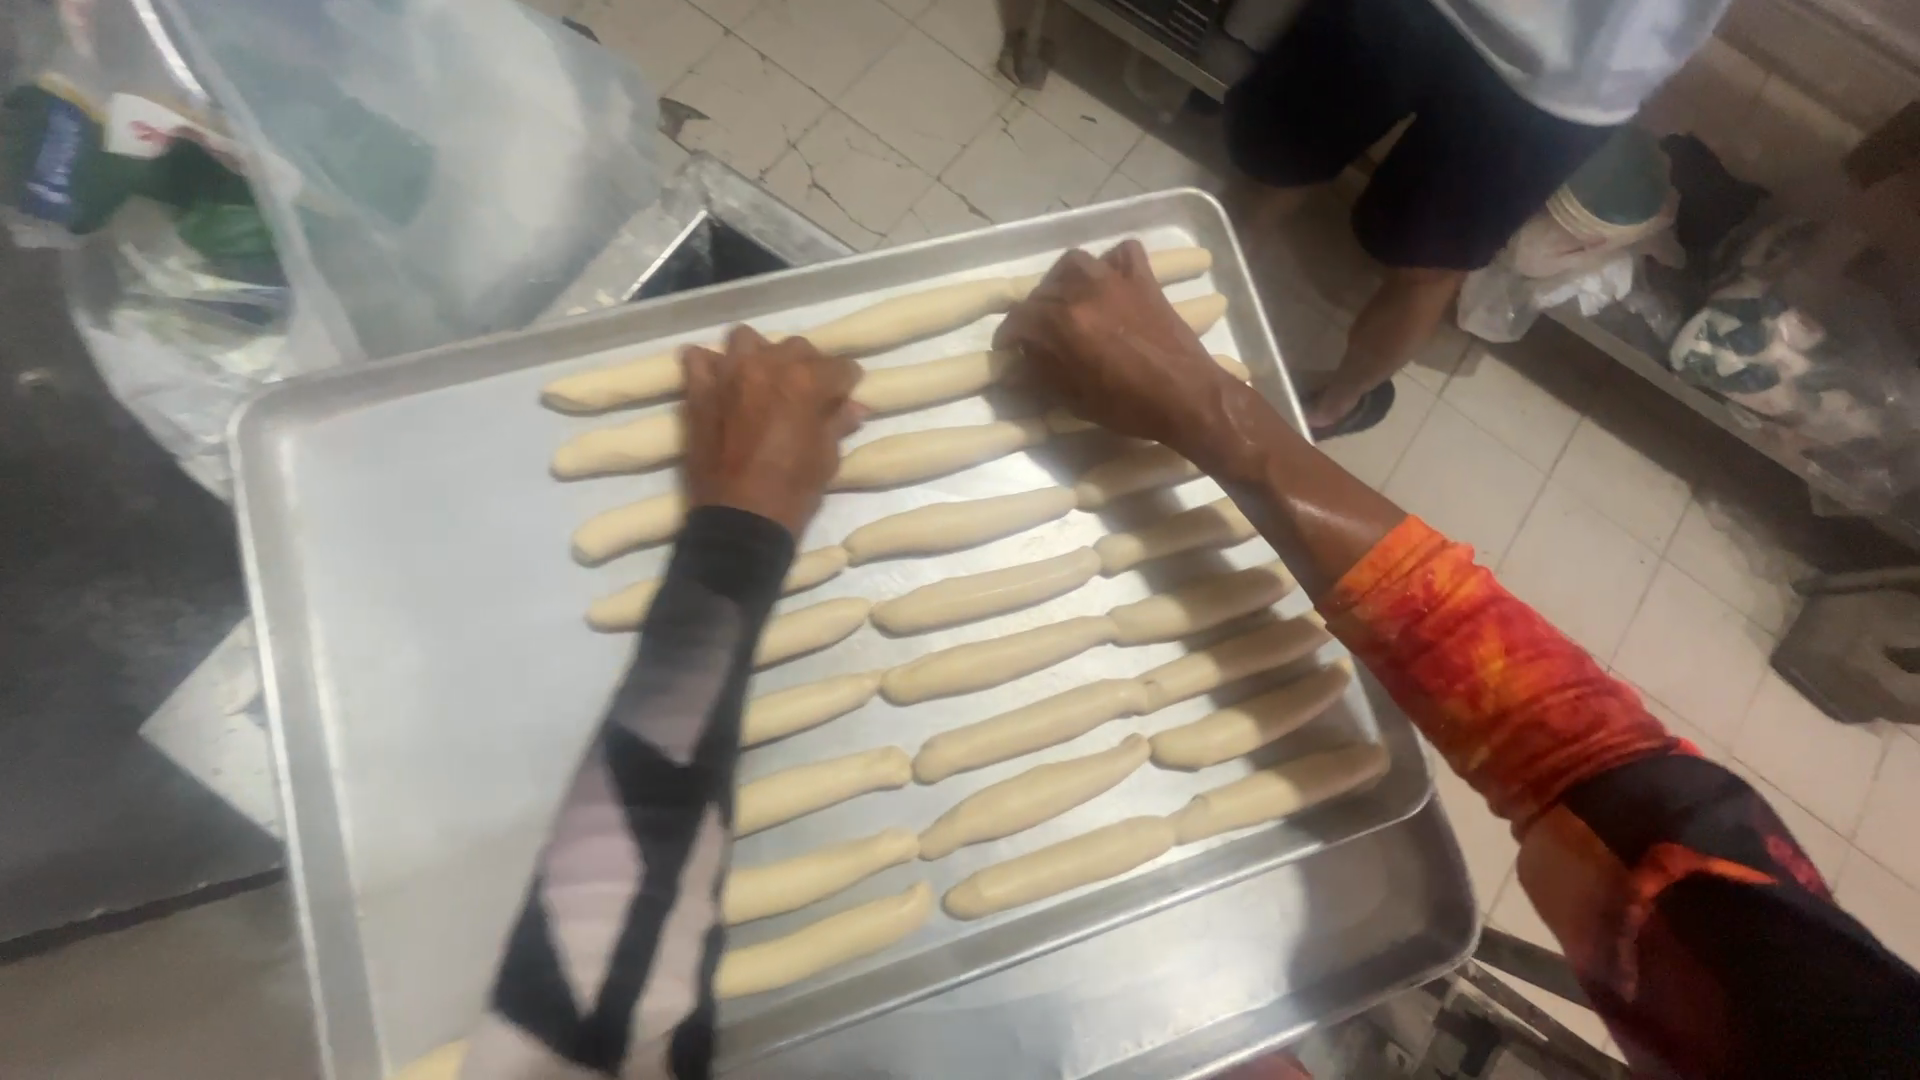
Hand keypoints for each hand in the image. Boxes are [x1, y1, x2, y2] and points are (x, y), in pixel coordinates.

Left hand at [681, 326, 863, 536]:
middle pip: (797, 347)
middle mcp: (767, 366)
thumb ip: (838, 423)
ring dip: (761, 354)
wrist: (740, 519)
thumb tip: (854, 407)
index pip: (840, 366)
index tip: (847, 393)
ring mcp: (728, 374)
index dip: (847, 381)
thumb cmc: (792, 491)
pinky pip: (698, 358)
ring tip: (765, 379)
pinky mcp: (698, 391)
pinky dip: (712, 365)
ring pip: (747, 339)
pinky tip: (723, 382)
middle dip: (809, 365)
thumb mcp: (827, 458)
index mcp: (805, 382)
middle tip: (810, 391)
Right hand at [993, 239, 1251, 466]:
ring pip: (1074, 264)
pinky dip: (1109, 264)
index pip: (1019, 320)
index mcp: (1062, 324)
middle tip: (1037, 335)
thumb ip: (1042, 374)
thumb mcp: (1075, 399)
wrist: (1186, 396)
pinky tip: (1108, 283)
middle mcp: (1083, 291)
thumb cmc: (1128, 407)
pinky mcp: (1143, 279)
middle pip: (1043, 292)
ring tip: (1065, 302)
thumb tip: (1017, 365)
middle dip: (1033, 314)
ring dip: (1062, 281)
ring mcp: (1115, 280)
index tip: (1008, 350)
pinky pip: (1121, 254)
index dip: (1008, 336)